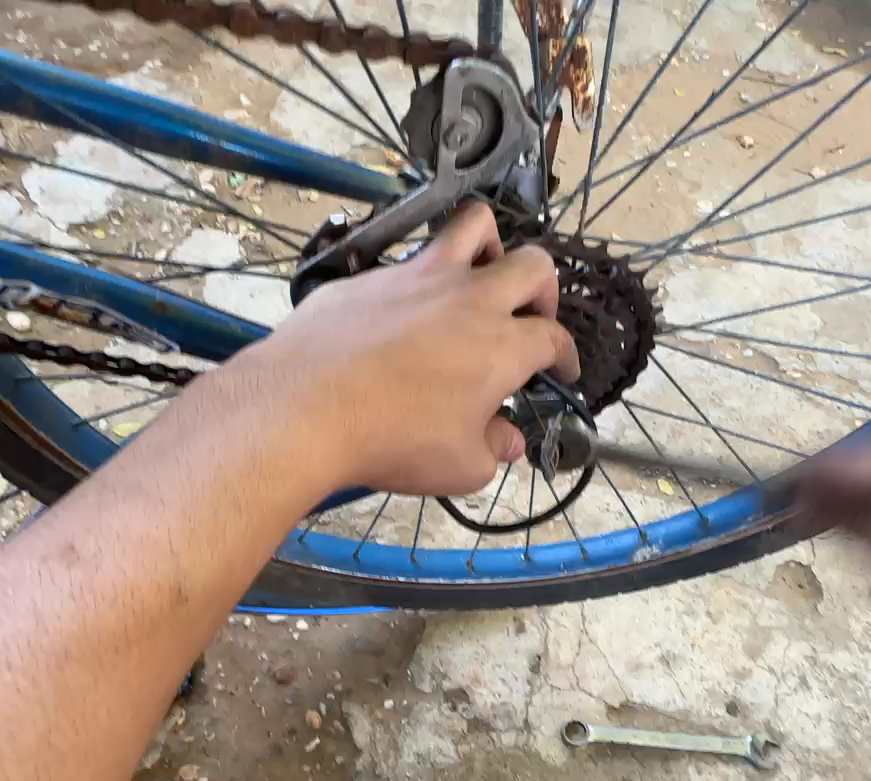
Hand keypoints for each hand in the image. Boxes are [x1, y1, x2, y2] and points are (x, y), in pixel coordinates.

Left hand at [233, 202, 578, 495]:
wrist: (306, 406)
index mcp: (503, 344)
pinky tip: (401, 313)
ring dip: (491, 246)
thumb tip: (509, 442)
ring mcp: (419, 276)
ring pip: (474, 226)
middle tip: (531, 317)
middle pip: (533, 265)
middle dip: (545, 290)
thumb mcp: (460, 465)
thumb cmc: (393, 439)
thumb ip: (494, 449)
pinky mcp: (372, 275)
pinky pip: (408, 260)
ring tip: (481, 278)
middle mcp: (470, 298)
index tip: (562, 370)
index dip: (565, 355)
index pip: (554, 338)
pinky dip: (420, 280)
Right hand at [792, 435, 870, 626]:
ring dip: (855, 479)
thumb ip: (854, 526)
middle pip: (865, 452)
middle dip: (829, 478)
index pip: (847, 461)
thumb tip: (810, 505)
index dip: (807, 476)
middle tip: (801, 507)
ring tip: (831, 510)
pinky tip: (870, 504)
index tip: (778, 494)